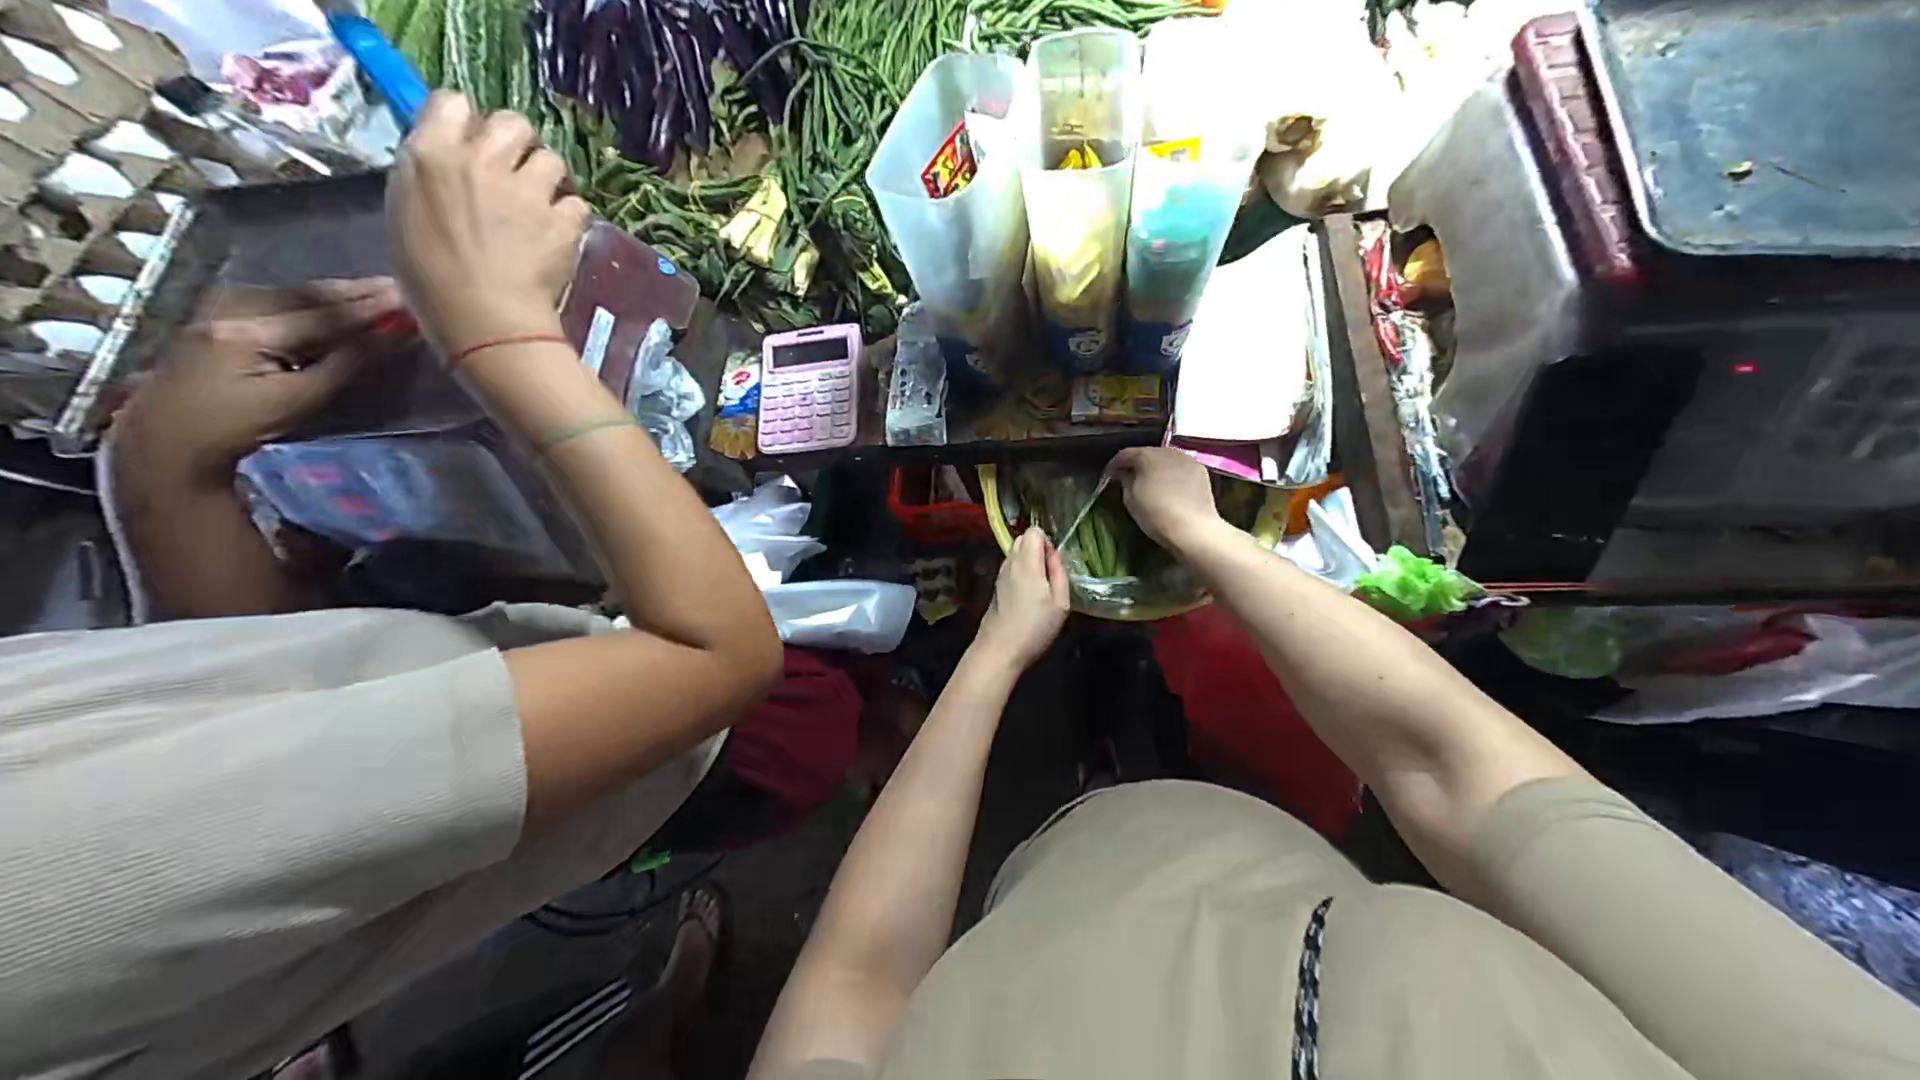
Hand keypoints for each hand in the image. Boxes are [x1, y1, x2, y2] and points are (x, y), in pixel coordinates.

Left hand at [115, 278, 403, 478]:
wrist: (170, 433)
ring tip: (374, 288)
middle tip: (397, 285)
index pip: (325, 316)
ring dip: (336, 291)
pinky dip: (311, 297)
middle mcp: (232, 309)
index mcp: (249, 331)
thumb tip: (389, 336)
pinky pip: (276, 298)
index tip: (407, 299)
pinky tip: (332, 297)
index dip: (370, 309)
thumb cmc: (239, 422)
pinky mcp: (219, 315)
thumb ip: (346, 363)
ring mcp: (220, 308)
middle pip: (306, 294)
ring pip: (290, 292)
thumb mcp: (300, 398)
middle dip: (356, 291)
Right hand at [386, 92, 590, 358]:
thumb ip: (431, 177)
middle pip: (513, 122)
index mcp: (430, 153)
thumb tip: (451, 167)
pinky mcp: (562, 222)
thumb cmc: (432, 279)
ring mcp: (527, 192)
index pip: (453, 102)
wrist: (485, 318)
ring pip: (552, 159)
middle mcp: (481, 161)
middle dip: (519, 144)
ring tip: (543, 205)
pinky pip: (577, 203)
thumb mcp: (407, 213)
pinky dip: (572, 216)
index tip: (474, 146)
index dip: (469, 123)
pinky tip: (561, 232)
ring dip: (550, 178)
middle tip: (518, 174)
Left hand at [974, 527, 1070, 670]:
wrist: (1000, 650)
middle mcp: (1009, 563)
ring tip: (1040, 588)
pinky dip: (1020, 572)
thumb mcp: (1060, 603)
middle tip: (1049, 576)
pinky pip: (1010, 568)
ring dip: (1029, 562)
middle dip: (1038, 549)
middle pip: (1022, 539)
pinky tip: (1028, 596)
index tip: (1054, 565)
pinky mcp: (996, 586)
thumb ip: (1059, 572)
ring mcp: (1000, 574)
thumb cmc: (1034, 628)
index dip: (1047, 542)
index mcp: (1026, 563)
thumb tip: (1055, 553)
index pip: (1033, 531)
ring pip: (1015, 553)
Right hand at [1110, 446, 1224, 552]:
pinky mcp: (1200, 470)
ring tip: (1151, 483)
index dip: (1114, 465)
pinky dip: (1172, 473)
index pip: (1124, 454)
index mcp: (1146, 456)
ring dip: (1156, 467)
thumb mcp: (1131, 500)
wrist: (1193, 528)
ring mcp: (1187, 459)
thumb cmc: (1156, 514)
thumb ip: (1125, 481)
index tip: (1110, 476)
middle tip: (1129, 478)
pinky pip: (1180, 467)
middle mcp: (1167, 451)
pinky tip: (1170, 487)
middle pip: (1147, 453)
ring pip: (1165, 459)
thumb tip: (1125, 473)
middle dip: (1137, 464)